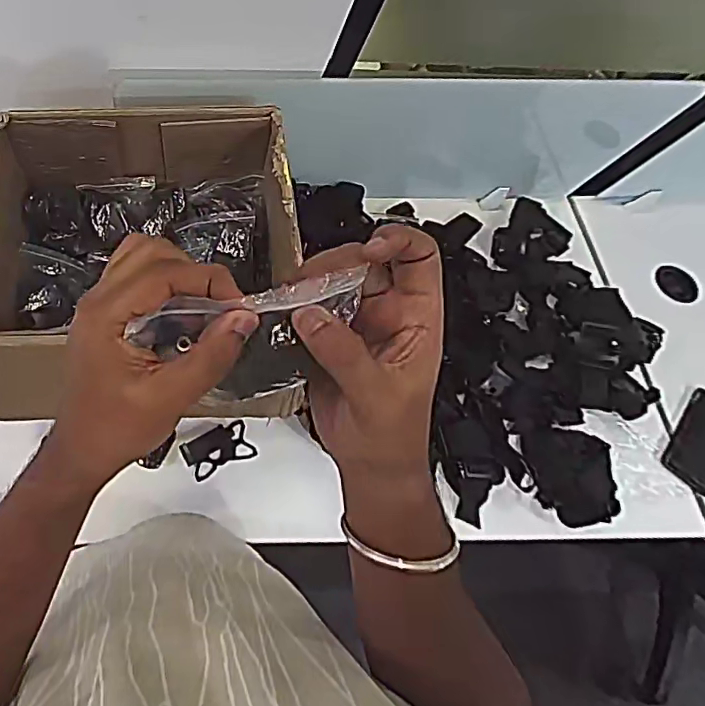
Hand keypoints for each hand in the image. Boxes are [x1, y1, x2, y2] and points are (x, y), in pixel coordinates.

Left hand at [42, 234, 256, 486]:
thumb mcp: (171, 397)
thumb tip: (242, 320)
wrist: (82, 451)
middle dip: (195, 273)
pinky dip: (168, 287)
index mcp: (106, 315)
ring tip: (202, 310)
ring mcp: (100, 306)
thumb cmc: (113, 430)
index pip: (165, 271)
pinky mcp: (108, 316)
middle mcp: (98, 302)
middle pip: (153, 252)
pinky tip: (183, 319)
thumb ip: (210, 356)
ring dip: (181, 275)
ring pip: (144, 258)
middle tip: (221, 308)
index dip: (209, 281)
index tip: (237, 306)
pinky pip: (139, 279)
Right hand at [293, 223, 442, 482]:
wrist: (370, 464)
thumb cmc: (393, 436)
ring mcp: (358, 323)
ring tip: (293, 295)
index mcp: (417, 319)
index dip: (399, 241)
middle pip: (367, 262)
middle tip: (312, 280)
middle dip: (339, 262)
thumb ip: (344, 354)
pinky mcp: (330, 337)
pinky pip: (312, 306)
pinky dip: (296, 304)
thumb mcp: (376, 395)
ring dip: (312, 281)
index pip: (419, 259)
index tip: (371, 248)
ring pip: (336, 280)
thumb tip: (313, 316)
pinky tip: (285, 311)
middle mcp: (388, 314)